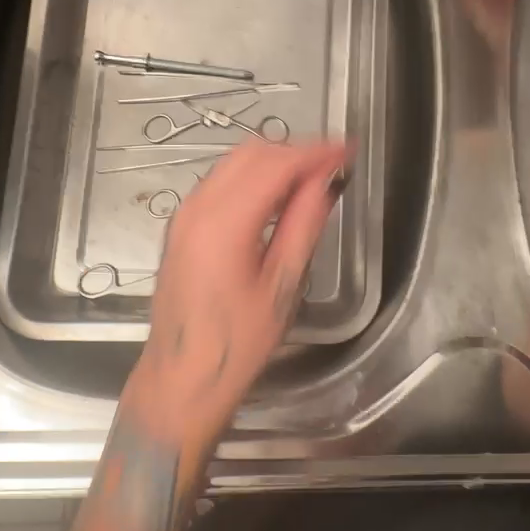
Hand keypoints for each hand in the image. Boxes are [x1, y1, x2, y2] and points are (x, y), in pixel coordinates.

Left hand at [122, 140, 348, 449]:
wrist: (181, 379)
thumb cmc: (238, 342)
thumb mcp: (283, 286)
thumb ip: (304, 225)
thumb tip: (324, 183)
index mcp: (224, 222)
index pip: (276, 165)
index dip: (316, 153)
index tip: (348, 150)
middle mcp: (197, 207)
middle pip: (252, 153)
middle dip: (295, 152)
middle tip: (333, 165)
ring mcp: (184, 215)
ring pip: (234, 163)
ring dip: (274, 162)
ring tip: (312, 179)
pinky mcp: (181, 226)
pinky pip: (220, 181)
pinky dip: (253, 177)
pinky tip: (277, 197)